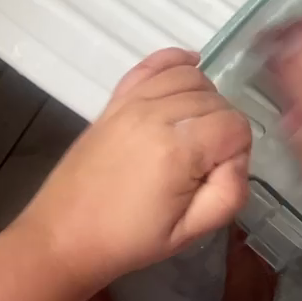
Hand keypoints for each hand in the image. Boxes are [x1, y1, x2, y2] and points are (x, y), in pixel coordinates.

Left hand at [18, 49, 251, 288]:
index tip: (215, 177)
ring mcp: (133, 101)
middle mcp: (156, 114)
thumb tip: (236, 158)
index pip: (236, 126)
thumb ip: (229, 194)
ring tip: (194, 132)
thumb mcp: (191, 232)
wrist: (64, 235)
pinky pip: (154, 64)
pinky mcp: (117, 99)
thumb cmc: (130, 239)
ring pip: (192, 77)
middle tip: (204, 165)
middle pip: (217, 100)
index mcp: (177, 149)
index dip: (237, 153)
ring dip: (205, 99)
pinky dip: (176, 61)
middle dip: (222, 128)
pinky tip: (190, 69)